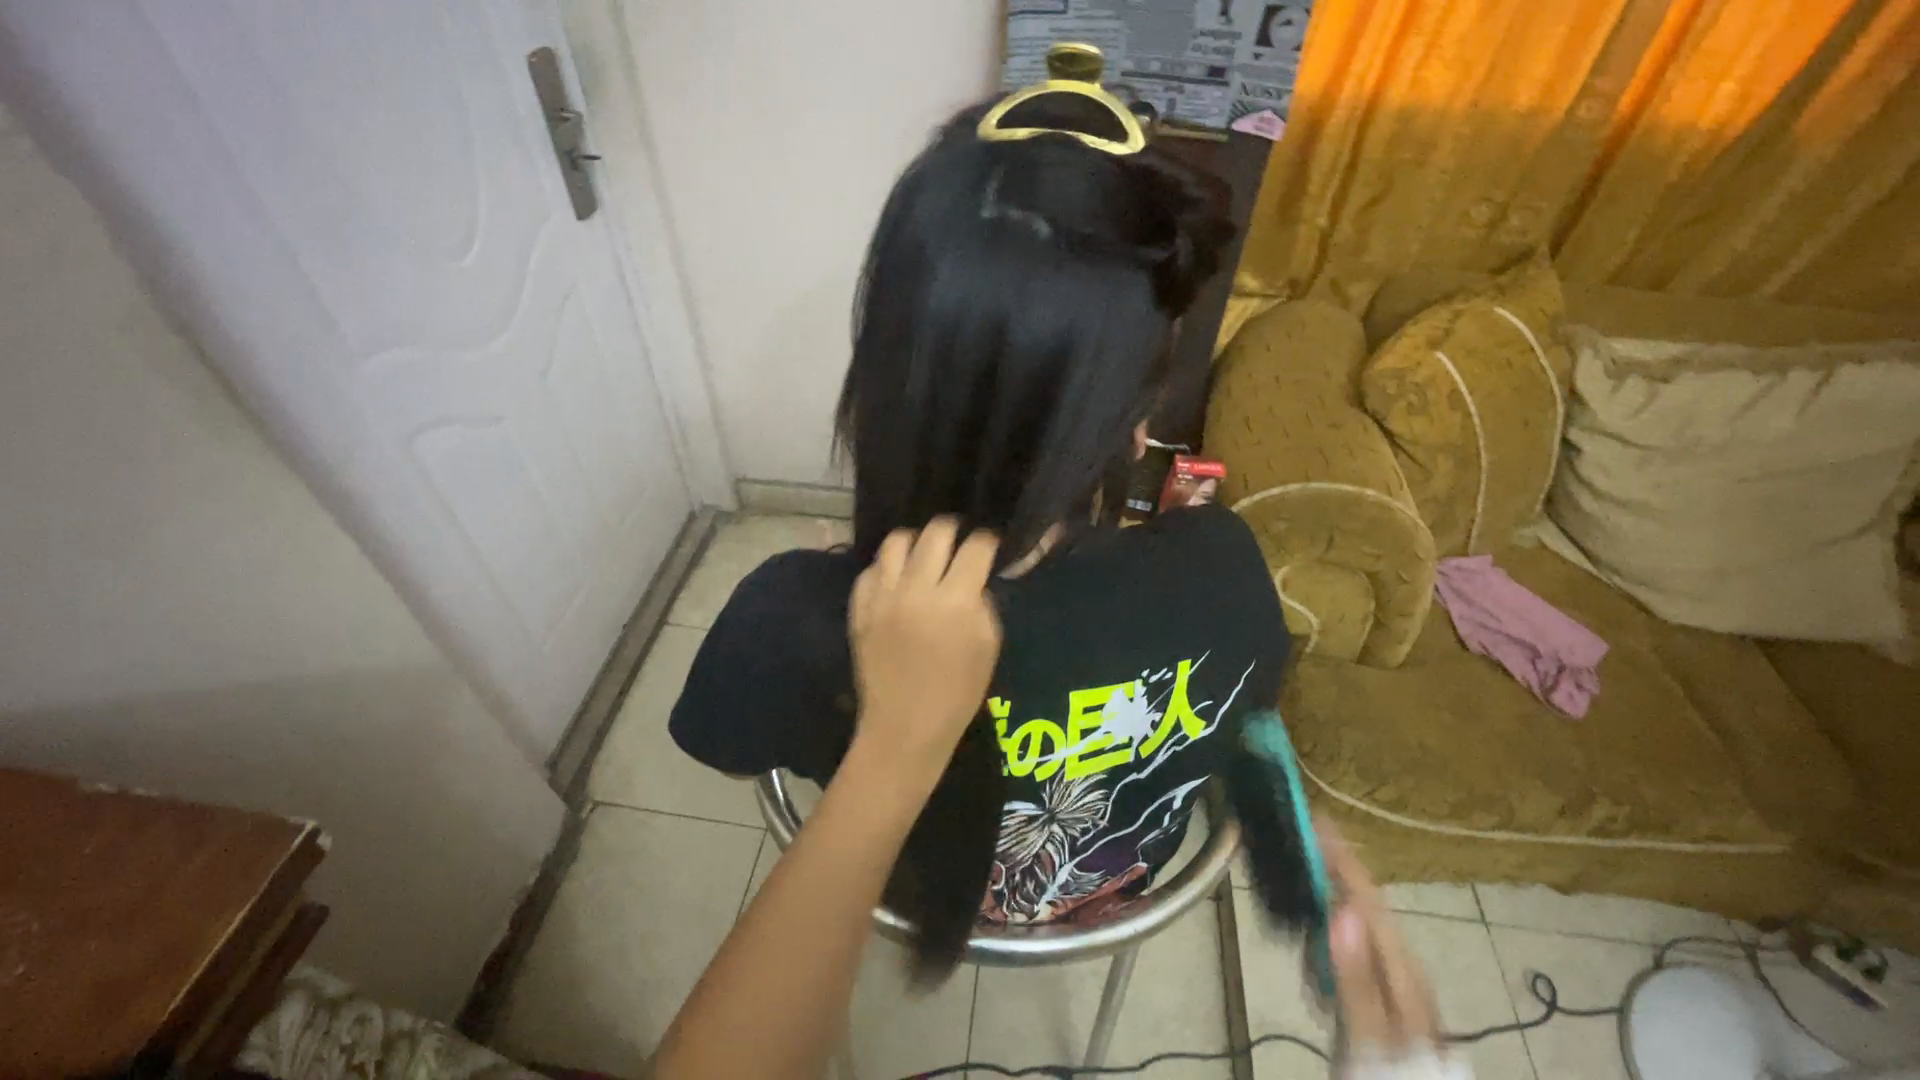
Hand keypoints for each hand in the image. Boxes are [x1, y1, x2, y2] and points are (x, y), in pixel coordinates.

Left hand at [847, 519, 1002, 777]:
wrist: (905, 725)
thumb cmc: (956, 693)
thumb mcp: (988, 648)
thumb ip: (983, 604)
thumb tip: (974, 579)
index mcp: (956, 601)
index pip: (975, 548)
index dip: (987, 541)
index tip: (989, 544)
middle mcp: (916, 589)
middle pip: (935, 532)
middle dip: (952, 530)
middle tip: (957, 542)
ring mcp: (883, 597)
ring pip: (896, 542)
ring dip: (915, 542)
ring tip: (922, 555)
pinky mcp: (859, 609)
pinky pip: (870, 571)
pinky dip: (886, 569)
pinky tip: (896, 582)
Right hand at [1319, 818, 1441, 1058]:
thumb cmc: (1388, 1074)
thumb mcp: (1368, 1032)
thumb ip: (1355, 974)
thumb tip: (1340, 908)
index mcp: (1400, 967)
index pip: (1367, 898)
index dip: (1341, 856)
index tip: (1316, 818)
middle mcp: (1398, 963)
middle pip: (1357, 907)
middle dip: (1321, 897)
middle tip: (1294, 905)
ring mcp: (1388, 979)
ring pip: (1346, 932)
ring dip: (1319, 938)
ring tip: (1313, 980)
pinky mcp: (1375, 992)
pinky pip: (1343, 957)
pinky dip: (1322, 960)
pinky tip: (1318, 989)